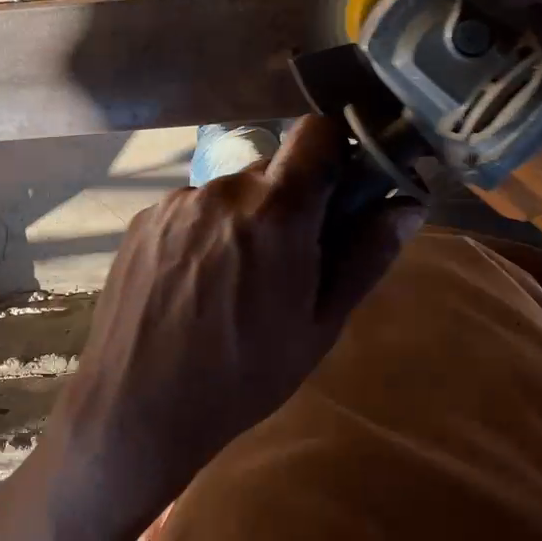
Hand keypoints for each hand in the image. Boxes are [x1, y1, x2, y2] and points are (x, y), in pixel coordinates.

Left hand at [0, 115, 425, 540]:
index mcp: (276, 209)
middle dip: (291, 202)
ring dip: (244, 221)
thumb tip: (408, 205)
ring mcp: (177, 201)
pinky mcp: (143, 218)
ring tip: (233, 286)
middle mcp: (224, 188)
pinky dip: (204, 234)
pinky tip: (193, 288)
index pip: (318, 131)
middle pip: (274, 169)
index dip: (337, 149)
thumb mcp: (319, 326)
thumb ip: (366, 256)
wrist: (133, 409)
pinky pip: (191, 210)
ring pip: (231, 193)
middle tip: (290, 262)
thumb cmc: (242, 376)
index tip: (342, 189)